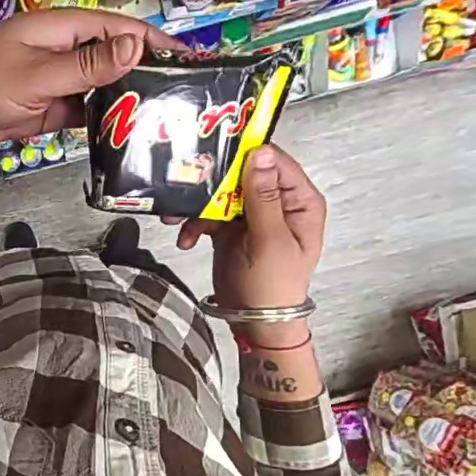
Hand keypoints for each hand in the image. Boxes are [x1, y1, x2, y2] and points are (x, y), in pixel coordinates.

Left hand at [0, 8, 184, 146]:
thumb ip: (86, 65)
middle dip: (148, 73)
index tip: (188, 60)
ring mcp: (61, 81)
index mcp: (65, 30)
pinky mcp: (53, 107)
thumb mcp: (36, 74)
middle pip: (118, 58)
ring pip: (105, 88)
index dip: (155, 42)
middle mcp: (67, 52)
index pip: (120, 29)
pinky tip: (126, 136)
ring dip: (129, 101)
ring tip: (163, 120)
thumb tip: (134, 45)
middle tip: (183, 98)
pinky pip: (88, 112)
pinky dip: (105, 122)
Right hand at [174, 144, 326, 311]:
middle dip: (213, 181)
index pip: (275, 162)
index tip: (216, 152)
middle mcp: (277, 202)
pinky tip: (186, 239)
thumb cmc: (273, 285)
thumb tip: (260, 152)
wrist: (255, 324)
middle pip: (244, 174)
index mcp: (299, 201)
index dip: (248, 154)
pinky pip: (210, 215)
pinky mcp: (230, 229)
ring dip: (197, 205)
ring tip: (175, 218)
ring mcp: (252, 216)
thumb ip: (264, 196)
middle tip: (186, 184)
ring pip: (222, 193)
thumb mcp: (271, 240)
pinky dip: (195, 225)